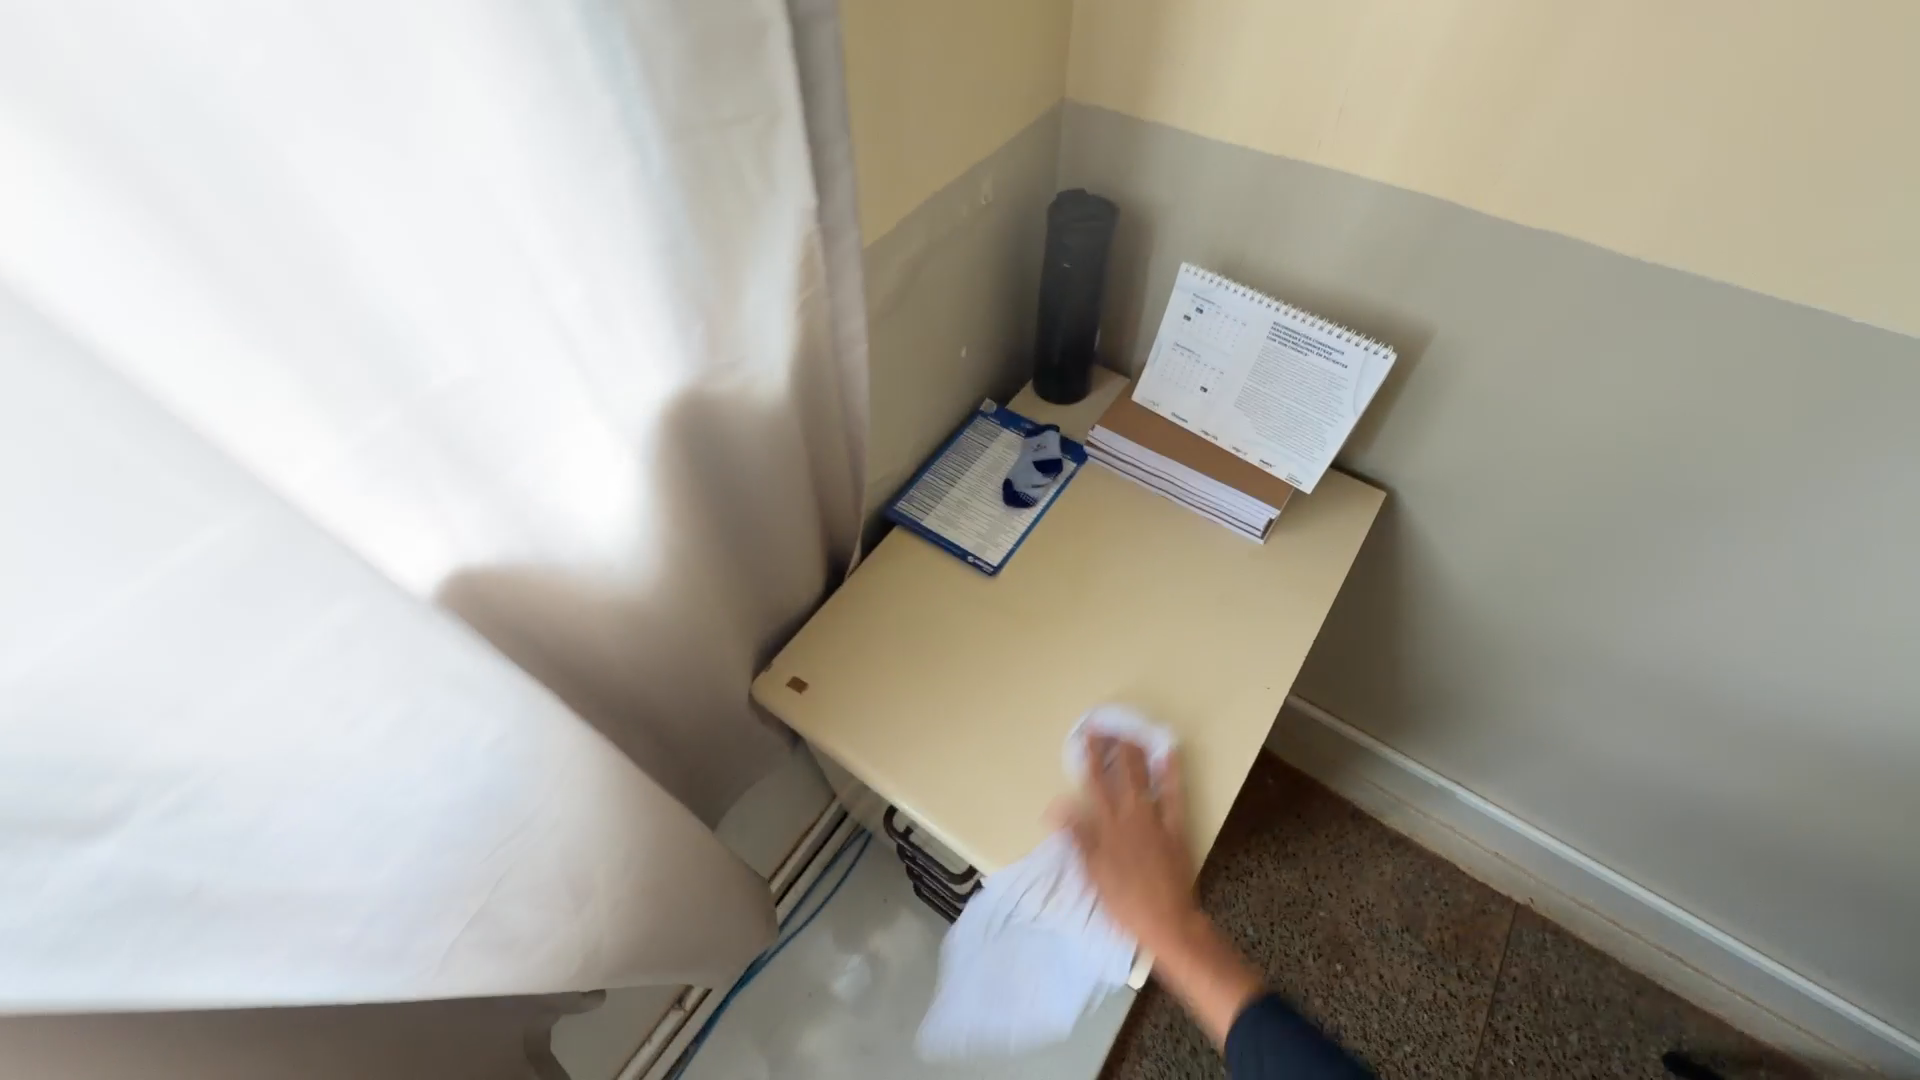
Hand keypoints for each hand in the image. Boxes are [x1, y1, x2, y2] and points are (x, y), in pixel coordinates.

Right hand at [1057, 735, 1200, 952]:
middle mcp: (1129, 814)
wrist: (1167, 921)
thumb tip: (1056, 806)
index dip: (1089, 756)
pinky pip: (1174, 793)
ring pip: (1144, 776)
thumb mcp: (1092, 871)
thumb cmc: (1124, 901)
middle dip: (1112, 746)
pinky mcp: (1176, 825)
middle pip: (1120, 772)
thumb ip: (1076, 835)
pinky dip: (1171, 771)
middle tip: (1106, 726)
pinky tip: (1168, 753)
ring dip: (1136, 751)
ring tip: (1130, 732)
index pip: (1094, 782)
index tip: (1085, 735)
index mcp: (1106, 825)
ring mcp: (1155, 817)